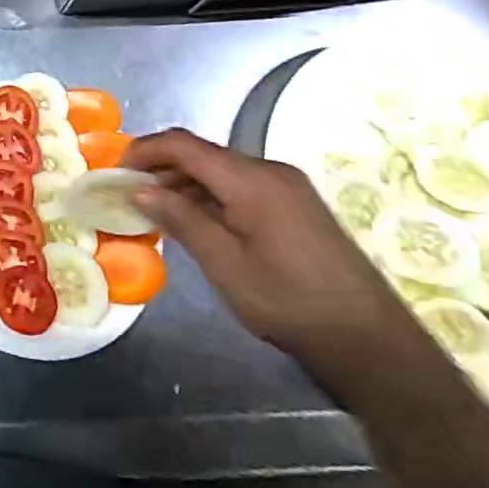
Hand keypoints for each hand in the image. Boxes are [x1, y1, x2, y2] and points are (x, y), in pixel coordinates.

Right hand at [121, 129, 409, 372]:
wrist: (372, 343)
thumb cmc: (289, 302)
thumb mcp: (224, 264)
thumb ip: (180, 218)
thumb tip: (140, 190)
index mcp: (251, 180)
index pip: (183, 144)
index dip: (144, 150)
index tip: (116, 173)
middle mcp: (269, 171)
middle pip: (201, 153)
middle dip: (161, 168)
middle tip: (131, 195)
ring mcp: (287, 186)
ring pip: (220, 169)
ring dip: (184, 183)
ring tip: (158, 212)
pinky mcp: (296, 204)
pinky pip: (240, 185)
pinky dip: (210, 195)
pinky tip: (197, 222)